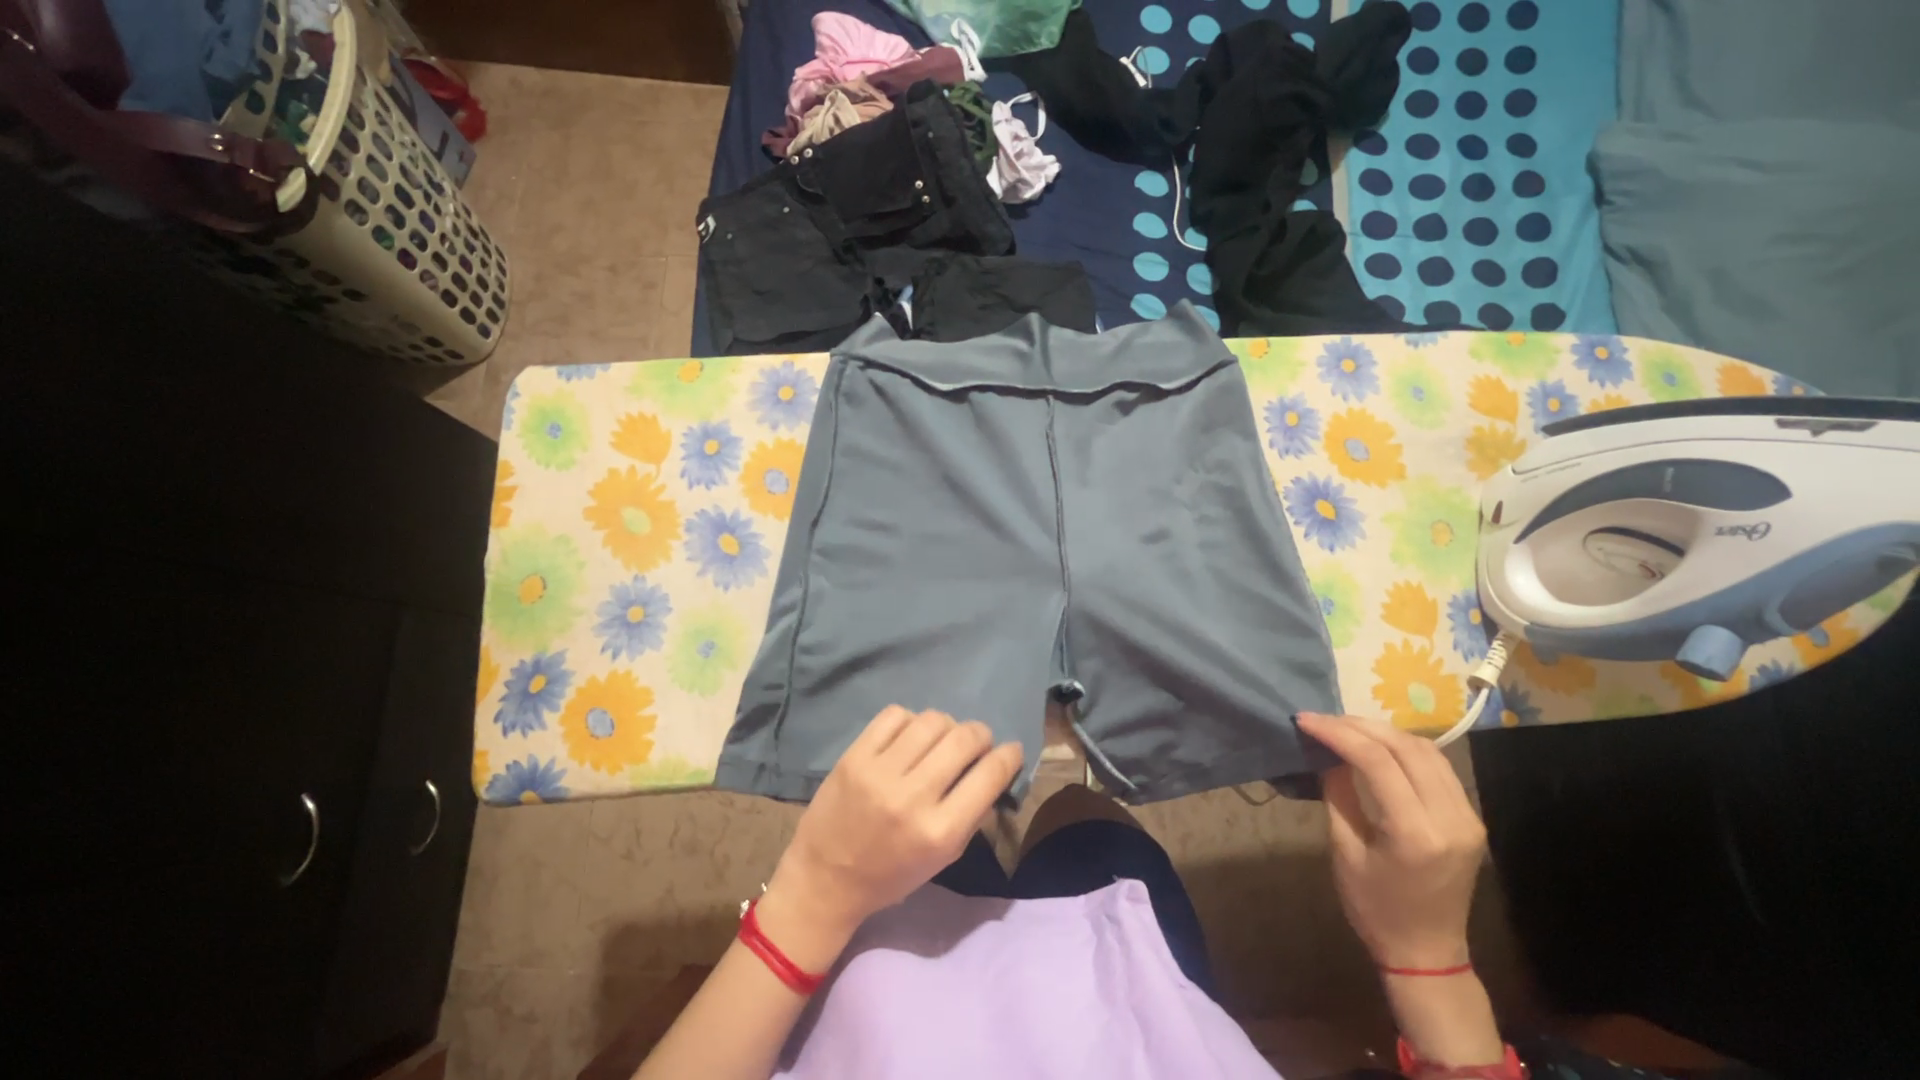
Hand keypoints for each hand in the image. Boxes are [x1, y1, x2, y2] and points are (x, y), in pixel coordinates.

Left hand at [762, 707, 1024, 949]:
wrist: (825, 879)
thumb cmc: (890, 876)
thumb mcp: (943, 858)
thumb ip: (972, 815)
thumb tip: (995, 771)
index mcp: (941, 832)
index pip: (990, 774)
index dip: (1009, 755)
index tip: (1011, 750)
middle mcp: (913, 797)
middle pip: (964, 738)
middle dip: (981, 735)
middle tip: (977, 743)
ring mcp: (880, 772)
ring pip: (932, 720)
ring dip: (947, 725)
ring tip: (941, 739)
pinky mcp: (853, 756)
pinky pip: (894, 716)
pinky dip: (910, 721)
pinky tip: (909, 738)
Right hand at [1296, 712, 1487, 969]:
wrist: (1427, 951)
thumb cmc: (1375, 909)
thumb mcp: (1345, 853)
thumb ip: (1339, 796)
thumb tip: (1327, 754)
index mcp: (1416, 834)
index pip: (1378, 762)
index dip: (1339, 734)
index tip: (1307, 720)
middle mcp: (1451, 819)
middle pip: (1407, 748)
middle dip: (1361, 726)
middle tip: (1323, 720)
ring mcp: (1468, 817)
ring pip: (1428, 751)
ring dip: (1386, 733)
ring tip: (1347, 727)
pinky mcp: (1471, 818)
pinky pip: (1439, 768)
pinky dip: (1406, 749)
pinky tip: (1379, 746)